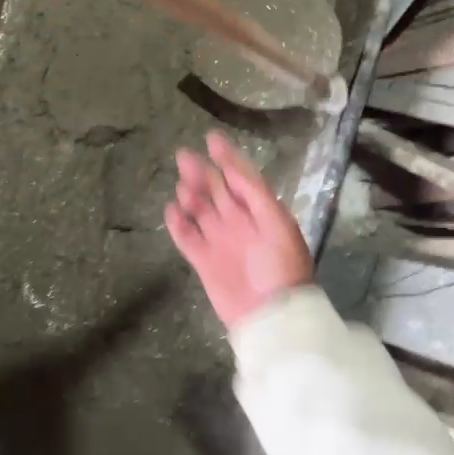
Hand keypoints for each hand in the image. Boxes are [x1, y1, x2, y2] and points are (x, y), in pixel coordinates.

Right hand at [164, 132, 313, 332]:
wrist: (272, 316)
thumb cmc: (282, 268)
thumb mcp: (276, 224)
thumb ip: (254, 194)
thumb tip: (231, 167)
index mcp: (261, 213)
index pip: (241, 179)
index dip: (228, 158)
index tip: (212, 138)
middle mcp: (238, 223)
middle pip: (216, 191)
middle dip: (202, 172)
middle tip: (184, 155)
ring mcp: (219, 241)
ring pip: (199, 210)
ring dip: (190, 194)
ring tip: (183, 185)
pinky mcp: (203, 260)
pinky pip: (185, 236)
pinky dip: (177, 223)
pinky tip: (172, 210)